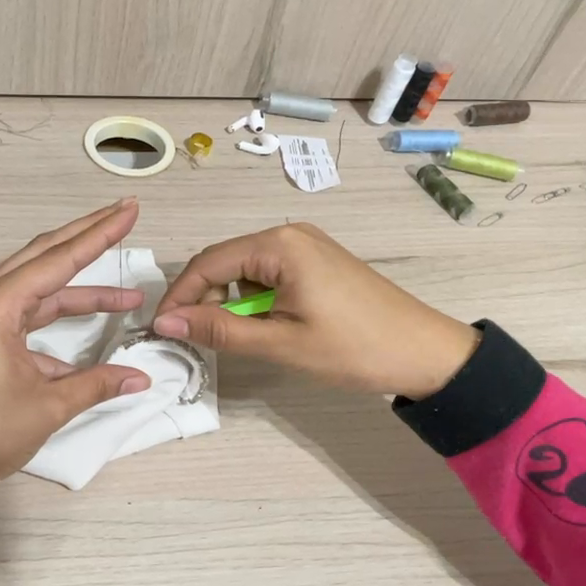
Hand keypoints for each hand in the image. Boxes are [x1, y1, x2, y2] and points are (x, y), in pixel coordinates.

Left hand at [0, 200, 152, 542]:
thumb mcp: (48, 405)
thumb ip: (97, 384)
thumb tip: (140, 377)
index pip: (60, 259)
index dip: (100, 235)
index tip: (130, 211)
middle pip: (45, 257)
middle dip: (87, 239)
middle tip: (124, 217)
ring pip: (39, 289)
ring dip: (81, 290)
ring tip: (126, 295)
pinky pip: (29, 315)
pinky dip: (60, 320)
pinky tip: (90, 340)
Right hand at [152, 223, 478, 398]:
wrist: (425, 352)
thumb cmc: (353, 348)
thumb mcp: (279, 343)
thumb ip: (219, 330)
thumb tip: (165, 323)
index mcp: (278, 245)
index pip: (207, 263)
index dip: (179, 297)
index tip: (160, 330)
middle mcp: (288, 234)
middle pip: (223, 261)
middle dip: (201, 299)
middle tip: (191, 338)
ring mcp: (306, 245)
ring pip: (244, 269)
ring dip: (228, 301)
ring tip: (231, 337)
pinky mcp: (317, 261)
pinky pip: (268, 274)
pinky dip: (253, 299)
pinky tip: (261, 325)